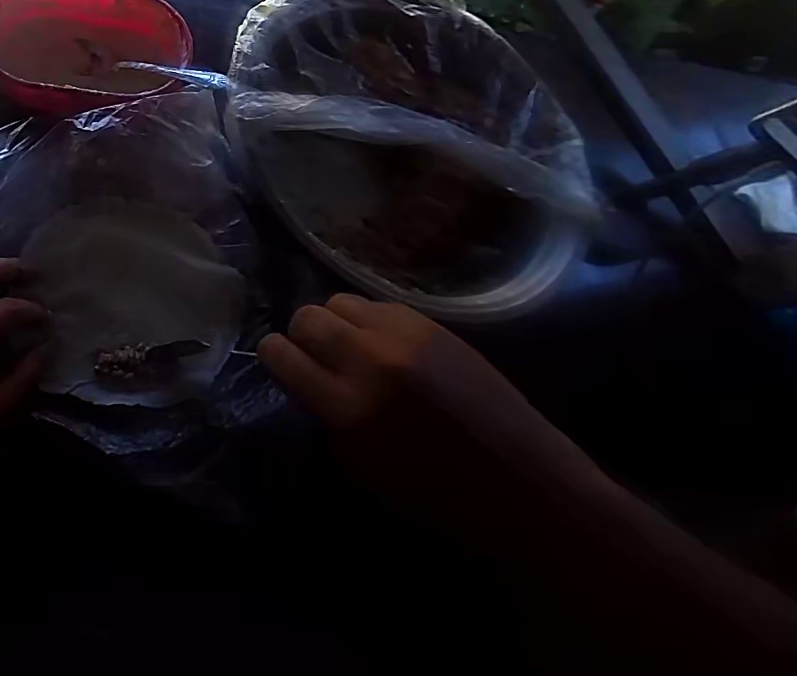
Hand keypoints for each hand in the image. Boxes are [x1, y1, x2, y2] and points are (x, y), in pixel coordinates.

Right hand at [258, 294, 599, 511]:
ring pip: (338, 301)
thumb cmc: (435, 495)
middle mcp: (369, 360)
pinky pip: (378, 304)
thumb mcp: (359, 466)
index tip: (282, 364)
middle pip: (306, 317)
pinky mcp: (432, 324)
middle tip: (318, 356)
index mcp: (345, 406)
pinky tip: (387, 344)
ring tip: (354, 346)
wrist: (522, 483)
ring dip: (337, 323)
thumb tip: (303, 378)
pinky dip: (371, 321)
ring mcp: (403, 336)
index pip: (278, 352)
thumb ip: (322, 413)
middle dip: (302, 336)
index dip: (274, 357)